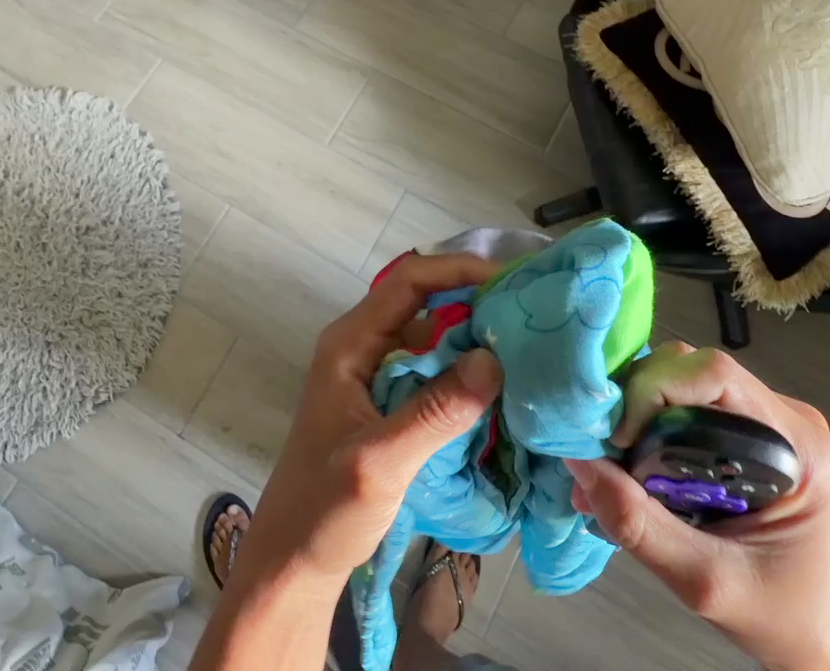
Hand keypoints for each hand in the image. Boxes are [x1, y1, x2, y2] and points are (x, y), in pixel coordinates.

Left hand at [233, 253, 505, 592]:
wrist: (294, 558)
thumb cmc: (325, 509)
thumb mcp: (380, 462)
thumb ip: (434, 412)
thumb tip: (493, 359)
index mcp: (349, 344)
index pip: (409, 282)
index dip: (460, 271)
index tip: (513, 282)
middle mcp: (362, 347)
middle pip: (426, 304)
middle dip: (477, 305)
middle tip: (535, 319)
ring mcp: (375, 375)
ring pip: (434, 339)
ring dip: (476, 342)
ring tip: (531, 350)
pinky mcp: (388, 403)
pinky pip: (433, 372)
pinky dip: (466, 375)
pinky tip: (502, 390)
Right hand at [564, 344, 829, 670]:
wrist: (824, 646)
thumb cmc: (781, 618)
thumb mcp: (706, 583)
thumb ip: (640, 525)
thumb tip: (578, 463)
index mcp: (799, 445)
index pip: (713, 374)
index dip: (654, 391)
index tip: (620, 443)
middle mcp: (786, 419)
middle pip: (691, 371)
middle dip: (636, 404)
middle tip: (604, 456)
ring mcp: (767, 423)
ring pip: (680, 385)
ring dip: (635, 418)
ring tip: (607, 471)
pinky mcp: (746, 436)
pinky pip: (684, 409)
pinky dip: (647, 432)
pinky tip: (627, 473)